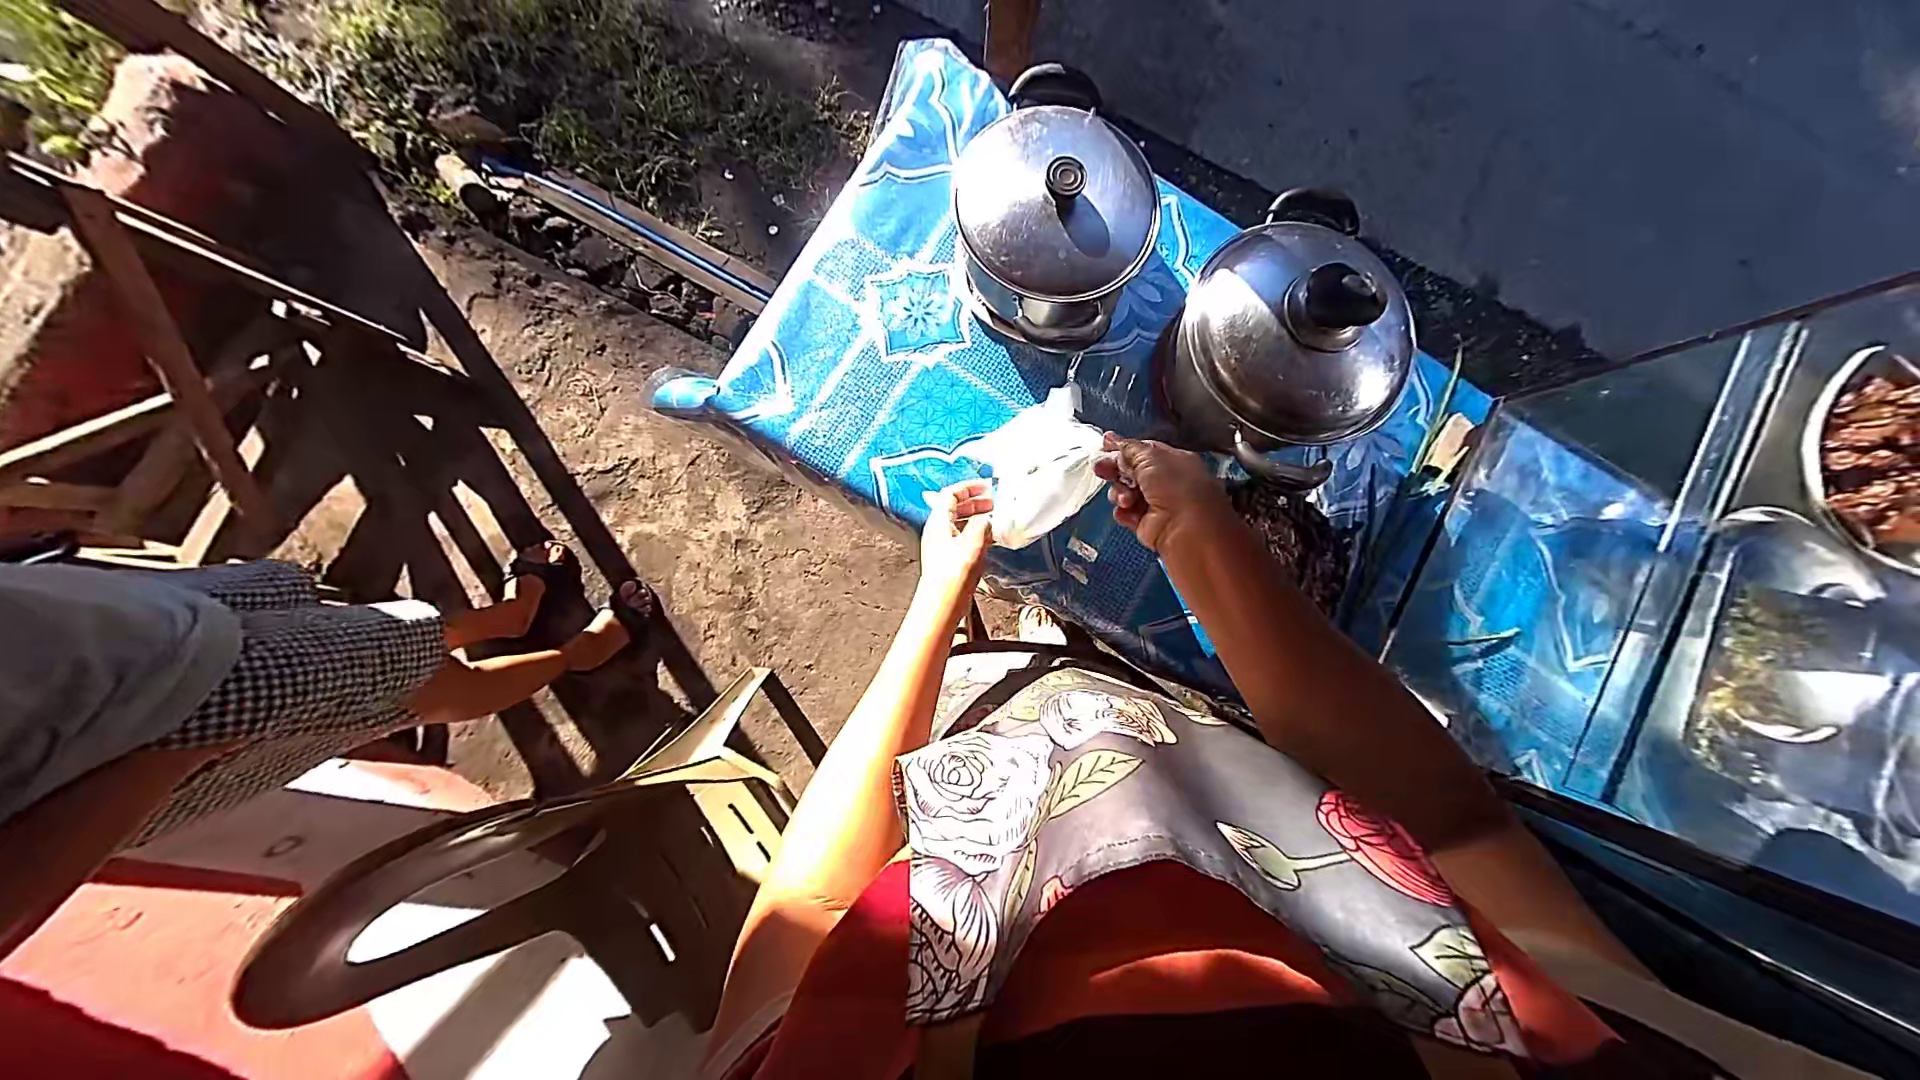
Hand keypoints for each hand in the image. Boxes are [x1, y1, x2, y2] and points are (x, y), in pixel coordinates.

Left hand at [919, 479, 994, 598]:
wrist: (942, 602)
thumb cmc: (952, 574)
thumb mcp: (973, 542)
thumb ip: (983, 524)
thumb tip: (988, 518)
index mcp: (938, 522)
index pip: (950, 493)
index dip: (968, 487)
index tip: (985, 486)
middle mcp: (937, 531)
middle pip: (954, 507)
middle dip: (974, 502)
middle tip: (992, 501)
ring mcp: (942, 545)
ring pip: (959, 522)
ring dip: (976, 517)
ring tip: (994, 518)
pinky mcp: (948, 559)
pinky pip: (962, 538)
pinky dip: (976, 533)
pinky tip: (989, 538)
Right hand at [1093, 434, 1234, 553]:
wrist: (1187, 528)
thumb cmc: (1183, 491)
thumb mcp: (1151, 458)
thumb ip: (1129, 448)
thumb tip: (1114, 440)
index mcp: (1171, 460)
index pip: (1141, 451)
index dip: (1122, 449)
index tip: (1105, 447)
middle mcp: (1164, 481)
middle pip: (1129, 471)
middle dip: (1114, 470)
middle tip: (1103, 469)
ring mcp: (1154, 502)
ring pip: (1123, 492)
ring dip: (1119, 493)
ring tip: (1126, 497)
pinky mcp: (1146, 522)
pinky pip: (1124, 512)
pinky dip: (1123, 511)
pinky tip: (1129, 509)